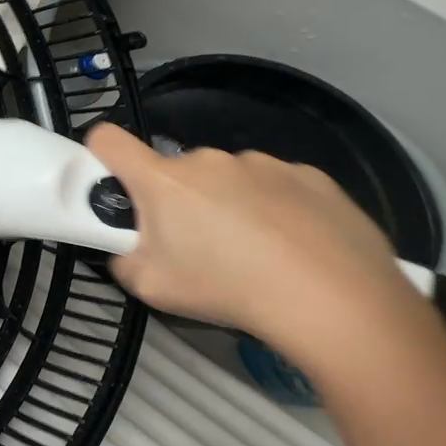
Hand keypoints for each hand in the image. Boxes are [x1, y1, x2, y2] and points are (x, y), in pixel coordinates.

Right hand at [87, 123, 417, 361]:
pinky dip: (276, 208)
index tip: (114, 185)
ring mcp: (264, 165)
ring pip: (228, 178)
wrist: (343, 306)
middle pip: (174, 170)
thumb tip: (128, 247)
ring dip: (228, 203)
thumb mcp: (150, 287)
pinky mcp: (313, 178)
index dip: (102, 157)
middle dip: (177, 200)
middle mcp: (208, 160)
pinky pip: (276, 186)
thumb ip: (123, 257)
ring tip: (257, 251)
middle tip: (197, 246)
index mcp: (162, 180)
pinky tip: (296, 246)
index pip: (107, 139)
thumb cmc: (232, 291)